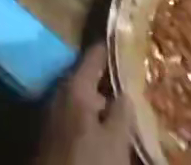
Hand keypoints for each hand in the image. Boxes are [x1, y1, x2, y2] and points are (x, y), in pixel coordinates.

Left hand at [33, 45, 131, 164]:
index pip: (95, 54)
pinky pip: (78, 114)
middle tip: (136, 75)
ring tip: (127, 101)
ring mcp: (55, 110)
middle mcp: (62, 90)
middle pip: (89, 76)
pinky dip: (93, 115)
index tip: (129, 38)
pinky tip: (108, 125)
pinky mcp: (54, 131)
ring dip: (103, 99)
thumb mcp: (115, 142)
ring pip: (84, 96)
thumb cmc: (86, 163)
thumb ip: (122, 113)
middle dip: (111, 77)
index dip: (112, 47)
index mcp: (75, 85)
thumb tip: (125, 91)